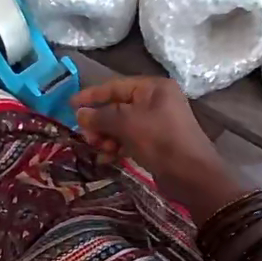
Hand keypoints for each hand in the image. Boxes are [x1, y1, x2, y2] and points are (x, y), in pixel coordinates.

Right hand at [71, 76, 248, 219]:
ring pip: (120, 126)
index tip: (70, 105)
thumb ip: (101, 116)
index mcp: (153, 88)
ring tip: (99, 149)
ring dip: (105, 137)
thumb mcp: (127, 124)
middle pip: (116, 107)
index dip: (91, 96)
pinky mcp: (155, 142)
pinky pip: (128, 139)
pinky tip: (107, 158)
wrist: (190, 174)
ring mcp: (155, 122)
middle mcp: (155, 101)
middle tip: (86, 137)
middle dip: (99, 122)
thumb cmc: (160, 141)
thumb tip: (79, 113)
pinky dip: (116, 147)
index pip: (115, 86)